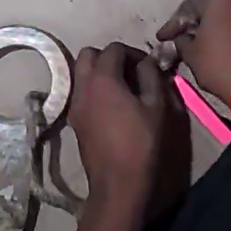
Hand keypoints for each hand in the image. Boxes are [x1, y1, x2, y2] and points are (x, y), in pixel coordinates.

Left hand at [70, 42, 189, 223]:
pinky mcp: (74, 120)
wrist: (118, 182)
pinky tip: (113, 106)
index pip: (114, 49)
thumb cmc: (141, 141)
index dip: (133, 52)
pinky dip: (94, 89)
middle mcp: (82, 87)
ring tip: (122, 89)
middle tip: (130, 72)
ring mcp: (74, 104)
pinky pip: (80, 92)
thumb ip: (151, 76)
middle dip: (109, 57)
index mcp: (102, 78)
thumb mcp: (156, 105)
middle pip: (89, 55)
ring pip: (81, 73)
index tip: (147, 66)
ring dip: (100, 72)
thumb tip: (148, 61)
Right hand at [156, 0, 230, 104]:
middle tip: (180, 38)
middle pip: (211, 9)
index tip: (162, 38)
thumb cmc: (218, 65)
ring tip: (200, 45)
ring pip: (228, 19)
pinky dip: (230, 37)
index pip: (189, 7)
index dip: (172, 24)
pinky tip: (221, 50)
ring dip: (214, 30)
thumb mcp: (190, 53)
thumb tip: (180, 39)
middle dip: (195, 24)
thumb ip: (181, 41)